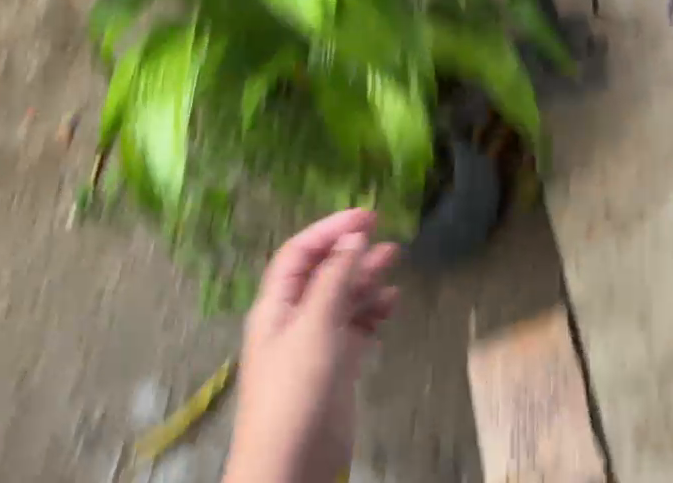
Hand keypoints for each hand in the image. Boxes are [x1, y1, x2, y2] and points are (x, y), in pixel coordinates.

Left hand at [223, 209, 399, 482]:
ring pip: (343, 296)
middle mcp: (294, 319)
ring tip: (395, 258)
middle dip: (351, 250)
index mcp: (277, 306)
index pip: (299, 254)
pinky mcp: (336, 362)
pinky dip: (374, 309)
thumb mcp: (315, 325)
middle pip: (323, 272)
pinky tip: (391, 301)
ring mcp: (316, 342)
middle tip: (386, 232)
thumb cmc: (297, 388)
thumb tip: (353, 237)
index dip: (330, 230)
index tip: (367, 215)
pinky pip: (357, 324)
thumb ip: (335, 279)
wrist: (293, 460)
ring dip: (367, 276)